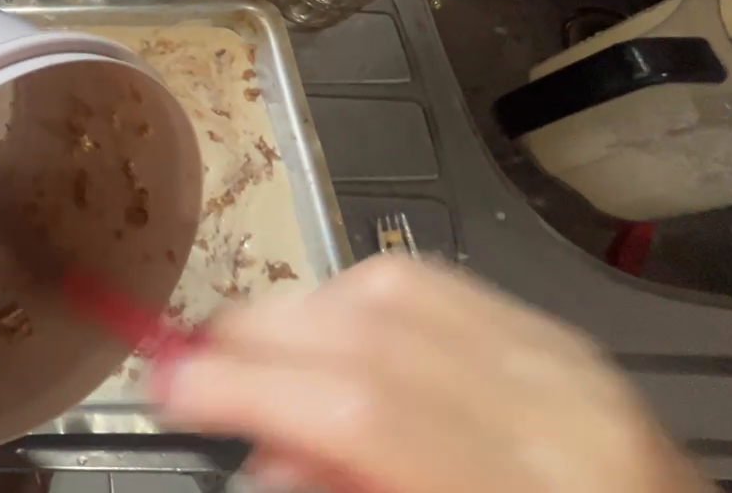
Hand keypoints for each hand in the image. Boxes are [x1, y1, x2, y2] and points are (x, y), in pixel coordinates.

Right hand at [151, 256, 713, 492]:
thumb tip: (263, 451)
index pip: (360, 410)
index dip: (245, 385)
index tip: (168, 385)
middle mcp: (560, 412)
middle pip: (361, 327)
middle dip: (253, 337)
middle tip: (194, 365)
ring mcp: (564, 360)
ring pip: (382, 286)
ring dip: (297, 314)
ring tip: (266, 362)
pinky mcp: (554, 336)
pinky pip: (421, 280)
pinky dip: (350, 299)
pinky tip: (332, 340)